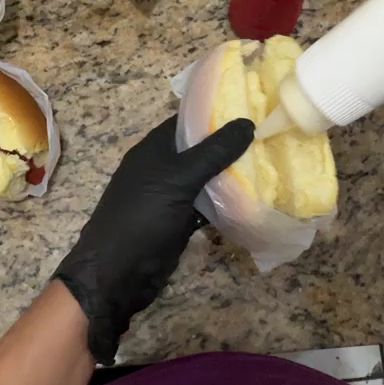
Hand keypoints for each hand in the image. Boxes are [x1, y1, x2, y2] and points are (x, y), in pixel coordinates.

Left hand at [54, 115, 253, 363]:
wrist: (116, 276)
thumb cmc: (143, 217)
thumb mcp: (180, 178)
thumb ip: (214, 152)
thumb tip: (247, 123)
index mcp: (154, 148)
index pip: (188, 120)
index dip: (216, 113)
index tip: (250, 108)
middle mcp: (160, 168)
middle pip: (199, 149)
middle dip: (228, 145)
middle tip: (267, 137)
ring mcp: (168, 196)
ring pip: (204, 178)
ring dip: (229, 175)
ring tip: (267, 164)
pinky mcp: (177, 221)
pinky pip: (205, 205)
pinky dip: (224, 204)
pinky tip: (251, 201)